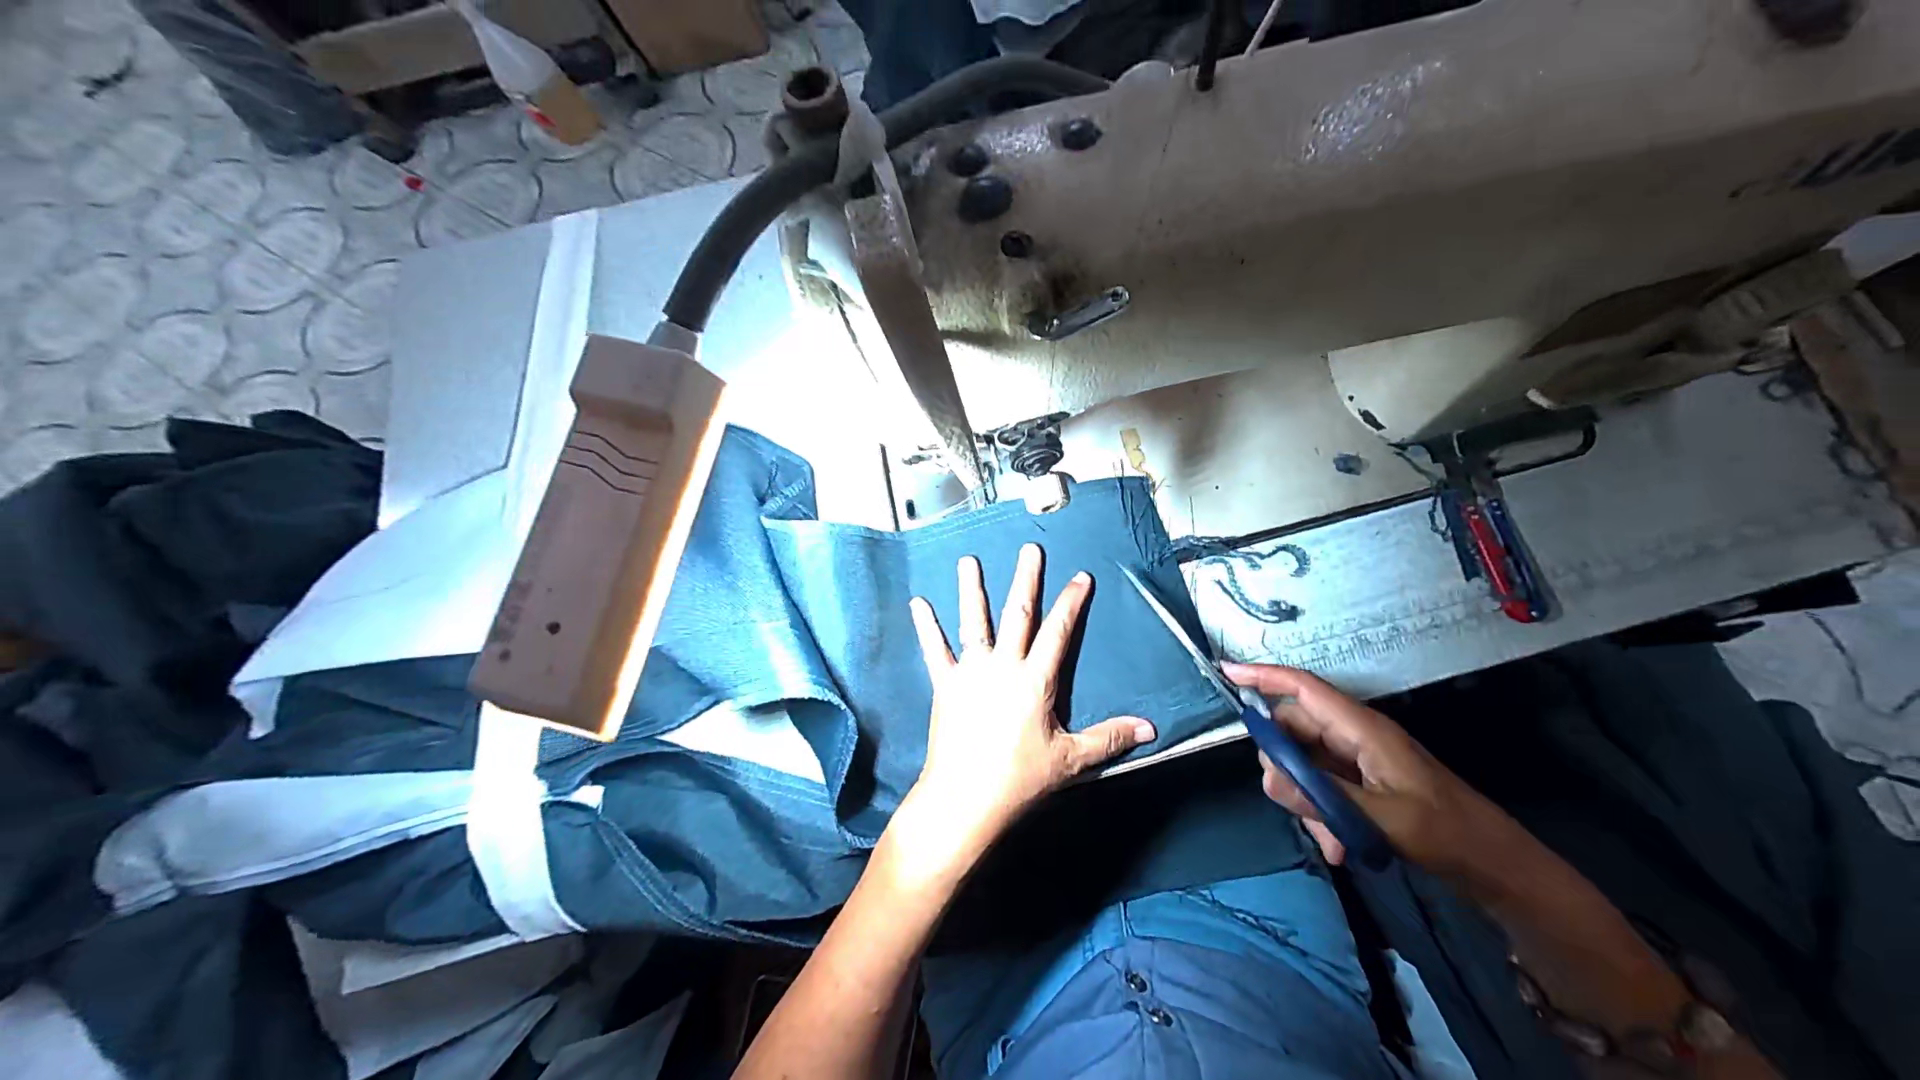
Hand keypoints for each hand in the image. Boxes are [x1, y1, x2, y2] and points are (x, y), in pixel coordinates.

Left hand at [894, 545, 1156, 873]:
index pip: (1058, 632)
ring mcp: (971, 673)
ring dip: (972, 590)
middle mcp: (1003, 667)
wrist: (965, 798)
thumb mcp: (1071, 760)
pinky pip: (934, 651)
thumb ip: (1109, 739)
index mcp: (1035, 680)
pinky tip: (918, 604)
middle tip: (1030, 549)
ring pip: (973, 622)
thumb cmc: (1019, 779)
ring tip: (968, 561)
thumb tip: (1150, 729)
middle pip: (1018, 614)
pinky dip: (926, 627)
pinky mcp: (945, 685)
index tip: (1080, 577)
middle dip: (1026, 580)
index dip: (1071, 602)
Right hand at [1224, 663, 1516, 874]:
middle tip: (1293, 804)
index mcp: (1362, 729)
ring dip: (1306, 800)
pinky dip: (1321, 812)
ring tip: (1330, 839)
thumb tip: (1267, 778)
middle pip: (1295, 732)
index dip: (1263, 676)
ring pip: (1305, 764)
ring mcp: (1358, 759)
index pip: (1304, 689)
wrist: (1494, 864)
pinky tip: (1337, 845)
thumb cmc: (1445, 832)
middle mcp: (1354, 736)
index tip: (1227, 672)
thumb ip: (1320, 796)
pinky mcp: (1361, 781)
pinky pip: (1322, 785)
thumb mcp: (1380, 818)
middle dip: (1286, 769)